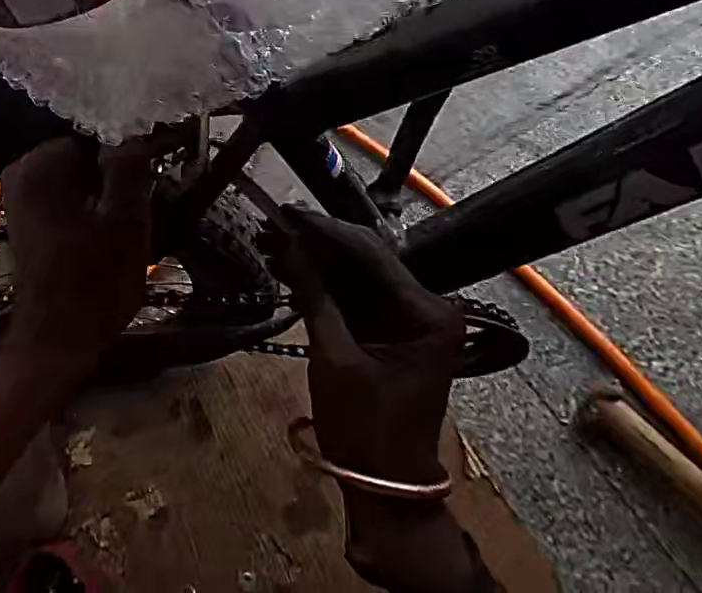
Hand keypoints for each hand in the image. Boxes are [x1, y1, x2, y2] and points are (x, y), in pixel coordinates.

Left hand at [0, 138, 156, 370]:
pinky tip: (122, 217)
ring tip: (145, 202)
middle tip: (158, 185)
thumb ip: (131, 167)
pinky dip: (98, 198)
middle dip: (123, 165)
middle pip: (90, 150)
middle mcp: (24, 171)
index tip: (167, 157)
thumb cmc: (94, 284)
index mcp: (40, 165)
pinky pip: (73, 190)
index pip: (99, 130)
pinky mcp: (33, 215)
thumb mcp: (126, 221)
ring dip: (114, 183)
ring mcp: (24, 193)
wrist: (58, 343)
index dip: (136, 144)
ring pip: (84, 171)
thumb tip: (138, 131)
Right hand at [270, 207, 493, 592]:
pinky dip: (323, 284)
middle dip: (317, 244)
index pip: (372, 254)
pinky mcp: (388, 328)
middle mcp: (425, 306)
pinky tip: (290, 268)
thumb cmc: (366, 430)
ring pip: (356, 274)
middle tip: (275, 225)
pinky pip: (354, 295)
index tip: (289, 213)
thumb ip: (314, 296)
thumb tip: (287, 244)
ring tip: (273, 242)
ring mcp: (407, 317)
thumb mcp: (335, 360)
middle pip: (364, 260)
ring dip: (316, 261)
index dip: (326, 231)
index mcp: (428, 313)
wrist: (385, 488)